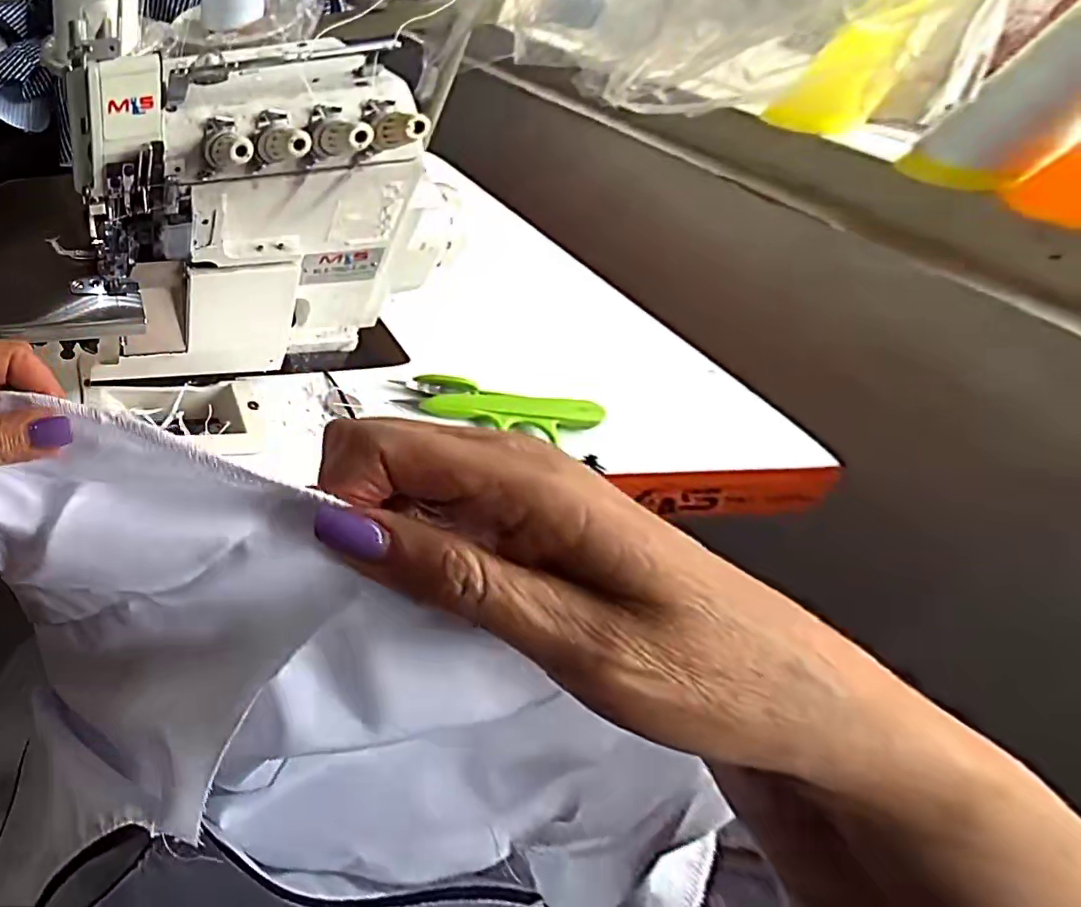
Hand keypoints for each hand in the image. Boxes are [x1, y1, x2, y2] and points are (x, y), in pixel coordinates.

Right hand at [308, 417, 926, 791]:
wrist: (804, 703)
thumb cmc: (712, 673)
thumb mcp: (574, 639)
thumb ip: (453, 575)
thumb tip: (349, 528)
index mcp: (522, 474)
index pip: (378, 443)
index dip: (343, 493)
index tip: (347, 558)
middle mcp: (509, 459)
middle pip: (377, 446)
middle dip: (351, 503)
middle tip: (375, 576)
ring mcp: (510, 482)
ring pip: (395, 471)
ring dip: (375, 521)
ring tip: (406, 587)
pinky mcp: (512, 509)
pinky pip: (425, 499)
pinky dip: (404, 534)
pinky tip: (432, 580)